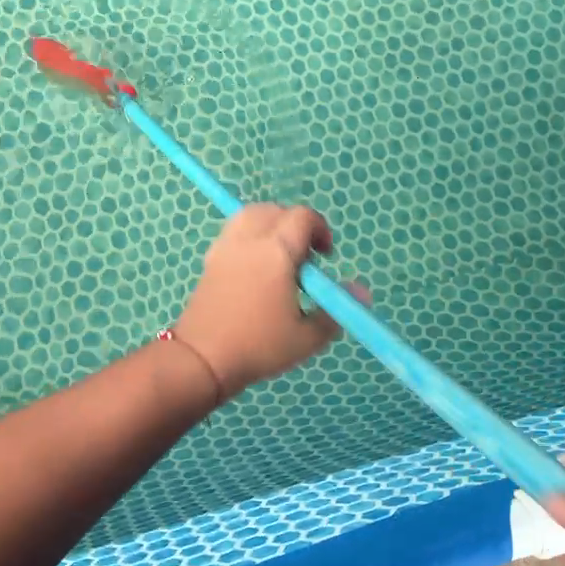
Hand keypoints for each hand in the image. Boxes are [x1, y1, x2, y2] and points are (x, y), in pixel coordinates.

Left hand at [171, 203, 362, 398]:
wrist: (203, 355)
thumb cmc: (259, 345)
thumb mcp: (307, 337)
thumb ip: (336, 310)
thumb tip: (361, 290)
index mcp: (276, 251)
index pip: (301, 216)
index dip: (320, 228)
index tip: (326, 255)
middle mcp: (249, 239)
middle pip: (275, 210)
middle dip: (295, 224)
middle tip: (305, 257)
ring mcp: (226, 245)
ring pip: (250, 214)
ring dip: (270, 224)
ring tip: (280, 255)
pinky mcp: (211, 257)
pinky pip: (234, 229)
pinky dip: (250, 234)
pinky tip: (256, 265)